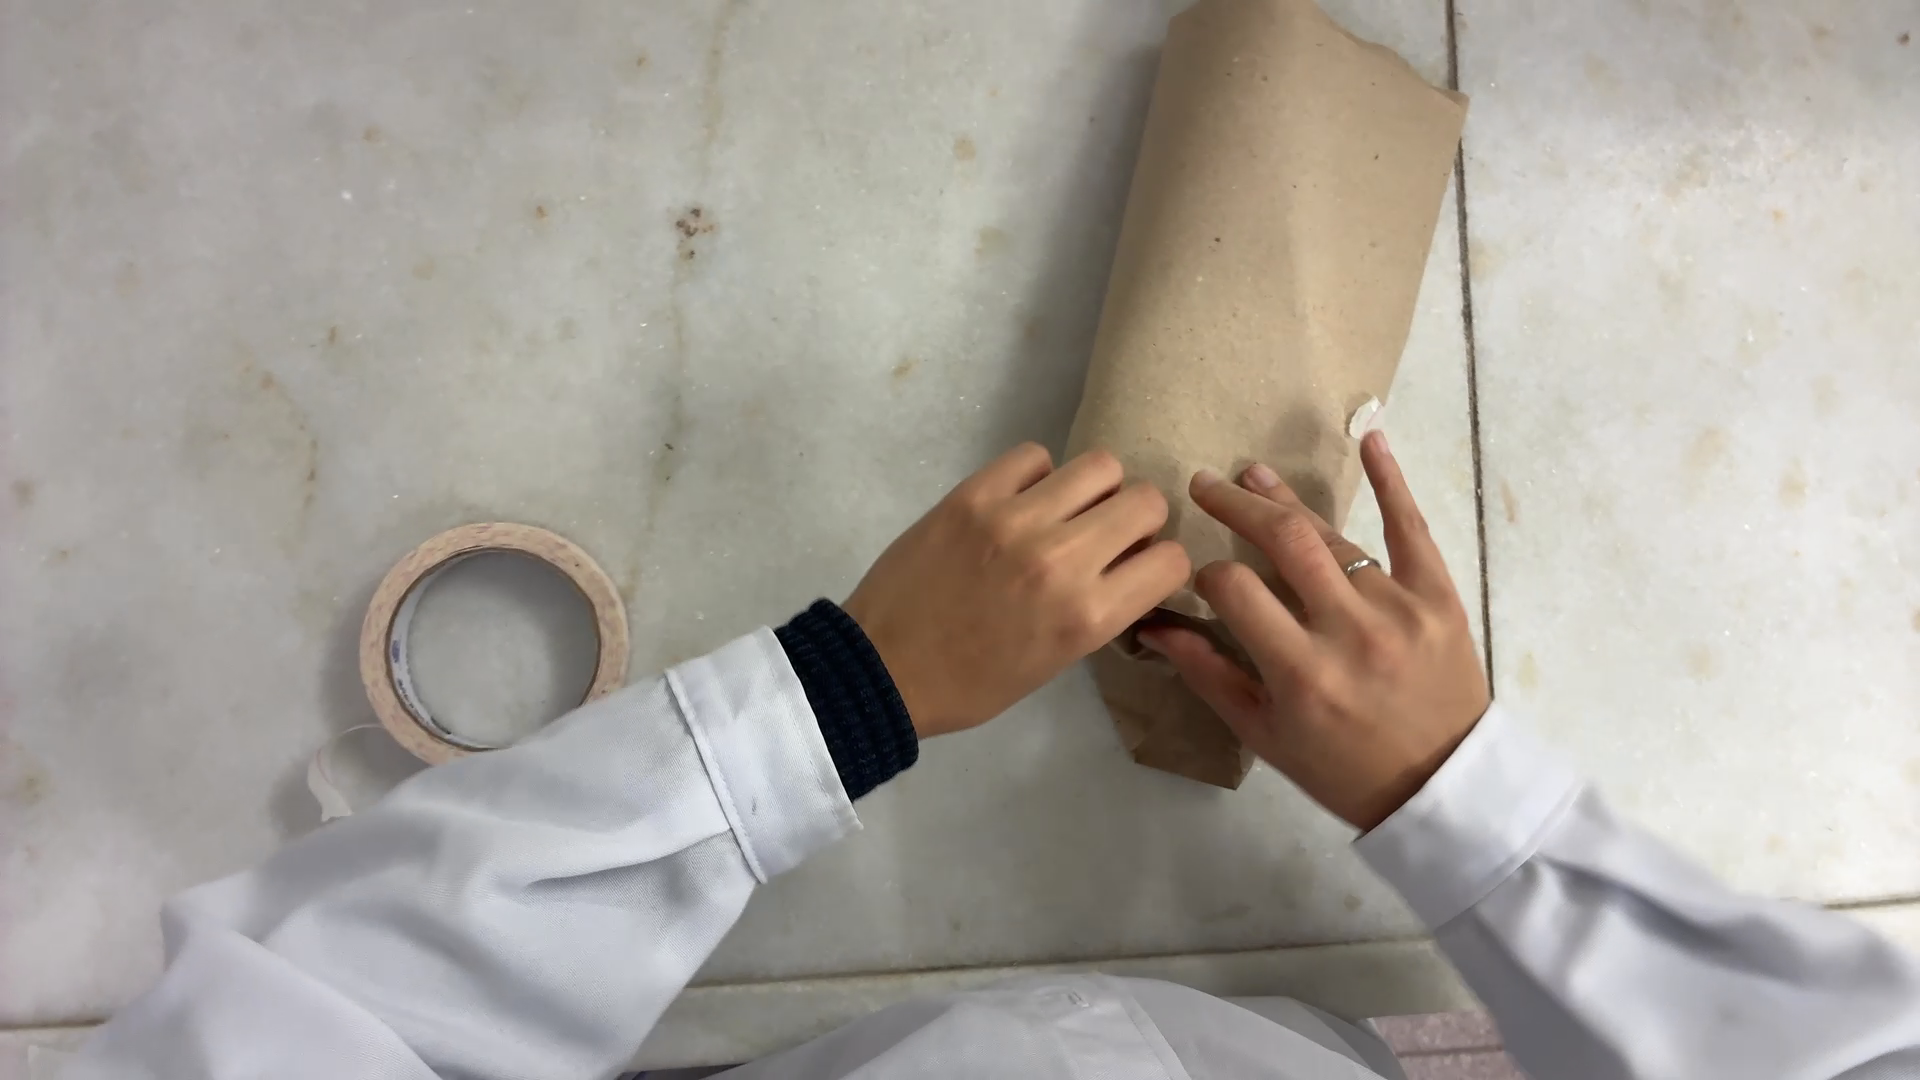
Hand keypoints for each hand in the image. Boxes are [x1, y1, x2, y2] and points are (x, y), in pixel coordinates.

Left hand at [844, 443, 1191, 737]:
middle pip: (1146, 500)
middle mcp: (1062, 559)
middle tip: (1104, 532)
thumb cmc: (971, 683)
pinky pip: (1033, 455)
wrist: (883, 668)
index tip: (1137, 565)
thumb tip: (1126, 562)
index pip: (1171, 560)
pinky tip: (1019, 500)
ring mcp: (1015, 520)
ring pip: (1100, 465)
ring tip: (1063, 509)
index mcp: (1087, 616)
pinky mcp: (973, 495)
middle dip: (1136, 519)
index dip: (1160, 562)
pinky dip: (1037, 475)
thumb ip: (1099, 609)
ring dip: (1093, 489)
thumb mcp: (1054, 662)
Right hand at [1138, 431, 1488, 829]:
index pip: (1235, 590)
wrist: (1444, 788)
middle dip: (1234, 505)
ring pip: (1332, 536)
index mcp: (1300, 671)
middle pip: (1283, 542)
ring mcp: (1400, 608)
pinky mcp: (1440, 598)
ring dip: (1285, 500)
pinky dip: (1391, 482)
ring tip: (1252, 475)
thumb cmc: (1339, 766)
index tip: (1199, 575)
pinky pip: (1412, 529)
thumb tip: (1151, 625)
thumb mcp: (1260, 732)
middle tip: (1204, 484)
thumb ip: (1206, 672)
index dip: (1206, 574)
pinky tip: (1369, 439)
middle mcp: (1349, 631)